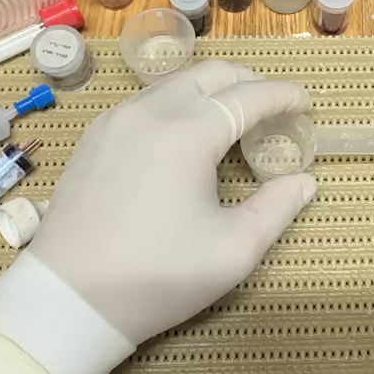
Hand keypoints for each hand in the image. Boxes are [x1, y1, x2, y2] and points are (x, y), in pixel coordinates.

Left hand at [0, 61, 313, 373]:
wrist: (67, 299)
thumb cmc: (156, 277)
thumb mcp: (232, 251)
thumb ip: (277, 208)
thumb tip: (304, 180)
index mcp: (186, 133)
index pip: (248, 96)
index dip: (283, 95)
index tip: (306, 102)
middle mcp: (150, 111)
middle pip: (212, 73)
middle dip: (250, 82)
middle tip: (275, 108)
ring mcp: (117, 118)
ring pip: (177, 81)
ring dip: (214, 90)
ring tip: (235, 120)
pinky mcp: (96, 134)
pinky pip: (148, 100)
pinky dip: (180, 103)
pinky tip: (188, 136)